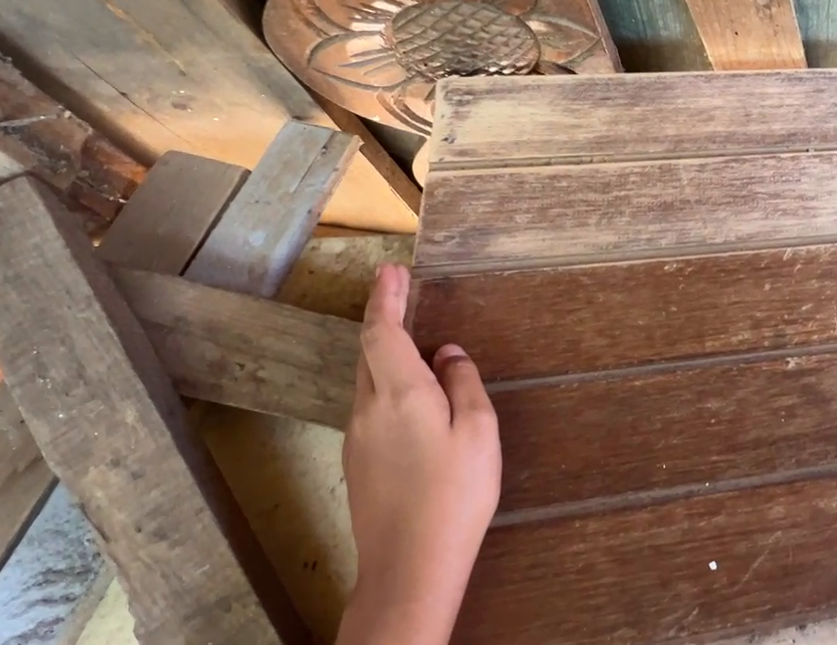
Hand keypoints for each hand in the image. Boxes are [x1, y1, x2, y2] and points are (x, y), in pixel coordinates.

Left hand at [336, 264, 500, 644]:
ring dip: (385, 351)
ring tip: (411, 337)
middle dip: (382, 318)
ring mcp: (359, 439)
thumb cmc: (456, 493)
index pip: (384, 333)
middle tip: (397, 289)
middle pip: (369, 353)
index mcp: (400, 395)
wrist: (410, 566)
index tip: (388, 270)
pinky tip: (413, 394)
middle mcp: (369, 410)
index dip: (385, 299)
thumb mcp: (478, 430)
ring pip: (368, 380)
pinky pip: (372, 405)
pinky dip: (387, 382)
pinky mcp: (360, 462)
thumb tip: (449, 354)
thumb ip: (463, 383)